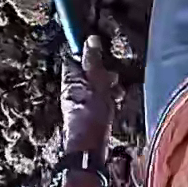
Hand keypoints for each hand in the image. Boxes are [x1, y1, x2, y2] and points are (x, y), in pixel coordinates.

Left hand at [60, 34, 112, 156]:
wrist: (90, 147)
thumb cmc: (91, 113)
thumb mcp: (96, 81)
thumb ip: (93, 60)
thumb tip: (91, 38)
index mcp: (71, 78)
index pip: (76, 57)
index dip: (88, 53)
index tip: (101, 52)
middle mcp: (72, 89)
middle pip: (89, 71)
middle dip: (104, 72)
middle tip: (112, 78)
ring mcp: (80, 102)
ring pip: (97, 86)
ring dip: (109, 87)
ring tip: (116, 94)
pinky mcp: (89, 113)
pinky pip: (100, 99)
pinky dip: (109, 99)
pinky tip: (116, 103)